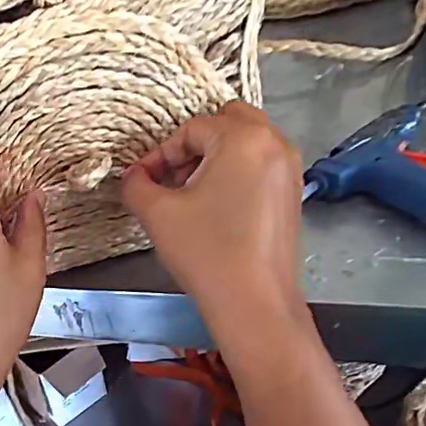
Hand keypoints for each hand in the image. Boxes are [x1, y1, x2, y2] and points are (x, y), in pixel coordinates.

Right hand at [121, 103, 307, 340]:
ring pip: (246, 145)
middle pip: (226, 123)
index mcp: (243, 138)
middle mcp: (274, 145)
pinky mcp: (292, 197)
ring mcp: (289, 171)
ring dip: (215, 160)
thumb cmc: (207, 253)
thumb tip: (133, 177)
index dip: (161, 154)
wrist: (252, 302)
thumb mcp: (158, 215)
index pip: (191, 129)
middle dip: (193, 148)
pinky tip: (215, 211)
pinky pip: (260, 169)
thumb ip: (136, 185)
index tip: (144, 180)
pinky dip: (236, 177)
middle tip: (171, 180)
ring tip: (190, 197)